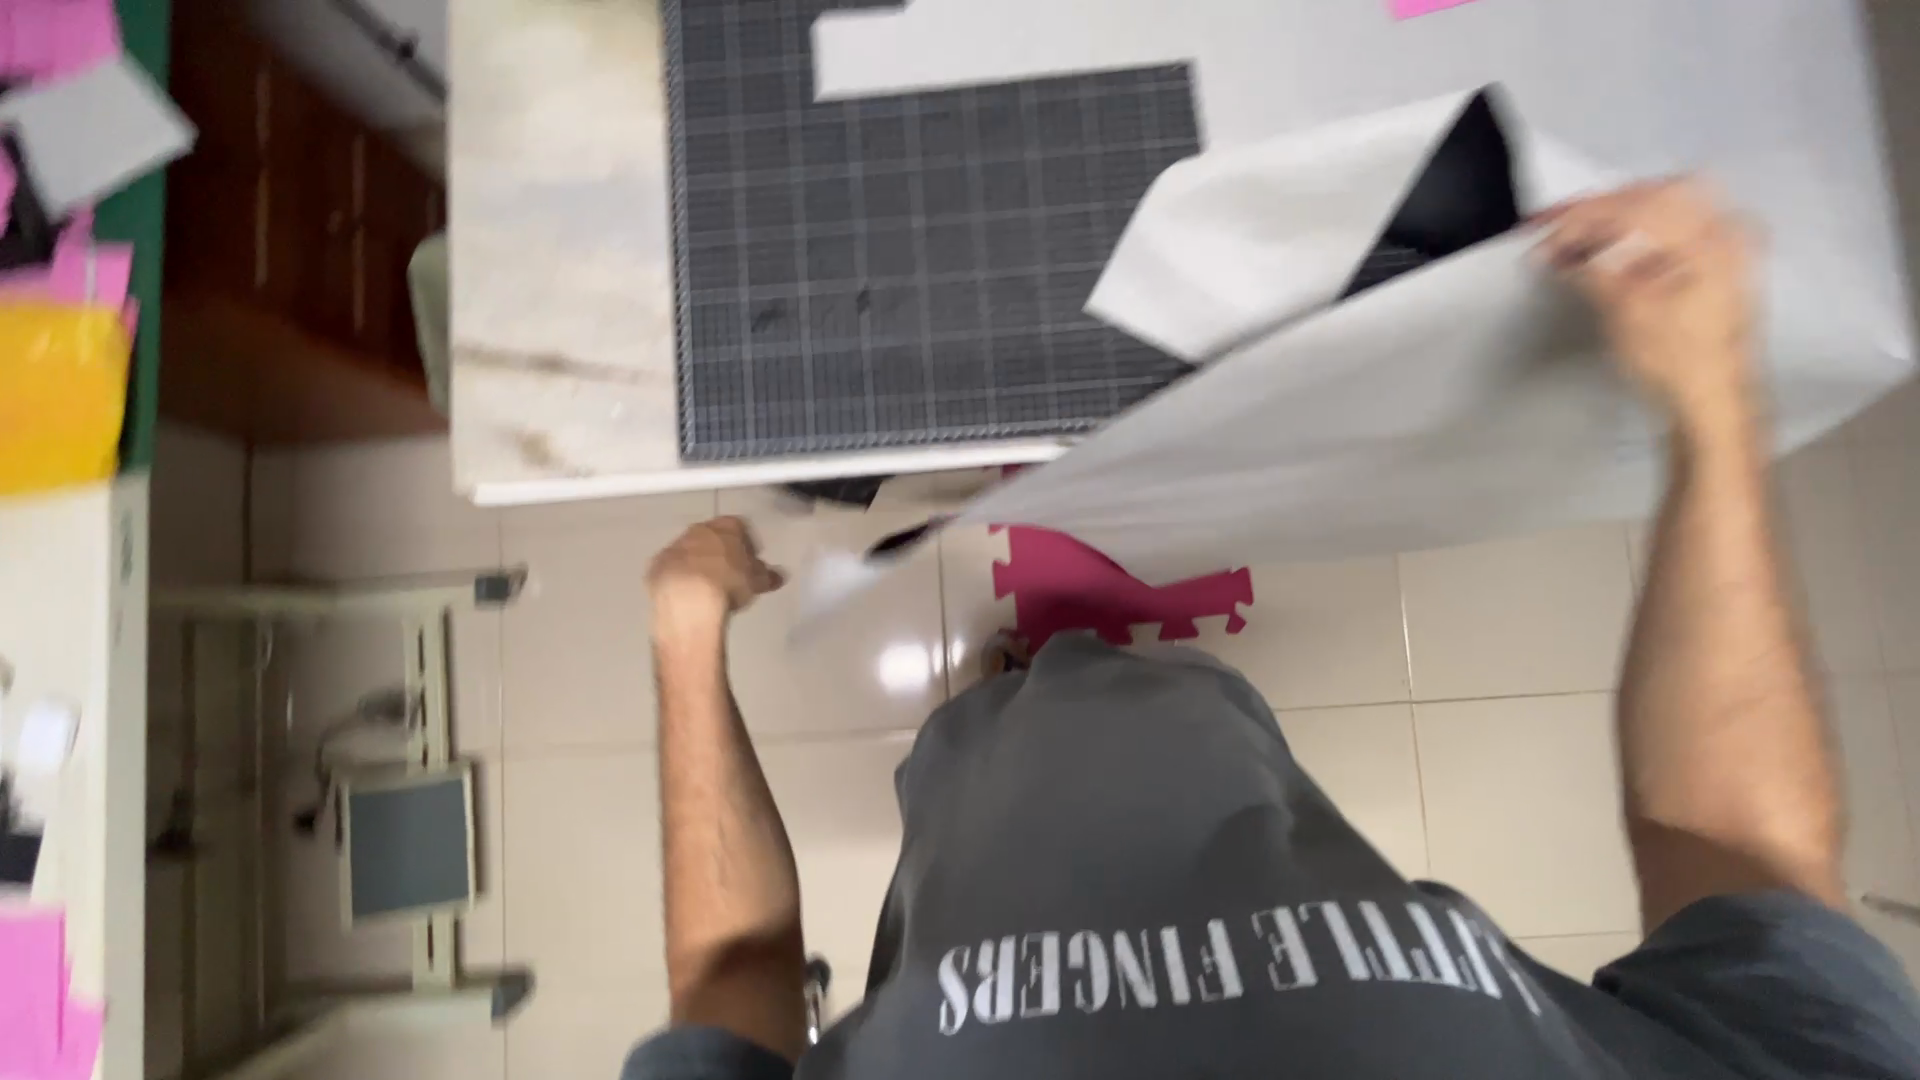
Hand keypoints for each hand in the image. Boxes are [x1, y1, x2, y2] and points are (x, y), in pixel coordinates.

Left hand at [647, 516, 785, 629]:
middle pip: (713, 536)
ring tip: (710, 587)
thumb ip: (768, 576)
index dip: (747, 544)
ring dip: (699, 564)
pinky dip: (681, 577)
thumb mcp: (757, 582)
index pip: (740, 526)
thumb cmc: (729, 584)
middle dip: (722, 552)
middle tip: (732, 573)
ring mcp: (674, 546)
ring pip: (690, 551)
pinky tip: (689, 594)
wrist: (688, 600)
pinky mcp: (657, 566)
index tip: (752, 561)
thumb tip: (778, 575)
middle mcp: (699, 530)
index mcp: (726, 527)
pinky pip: (673, 568)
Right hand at [1535, 178, 1758, 435]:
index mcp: (1706, 239)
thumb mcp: (1627, 313)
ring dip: (1616, 214)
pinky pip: (1676, 224)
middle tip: (1553, 223)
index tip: (1537, 231)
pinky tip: (1609, 245)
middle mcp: (1724, 229)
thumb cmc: (1671, 358)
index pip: (1635, 206)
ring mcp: (1724, 243)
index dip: (1581, 216)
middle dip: (1600, 206)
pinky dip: (1637, 228)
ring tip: (1574, 236)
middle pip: (1656, 193)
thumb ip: (1596, 270)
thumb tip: (1559, 249)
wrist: (1712, 395)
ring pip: (1667, 205)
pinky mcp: (1716, 260)